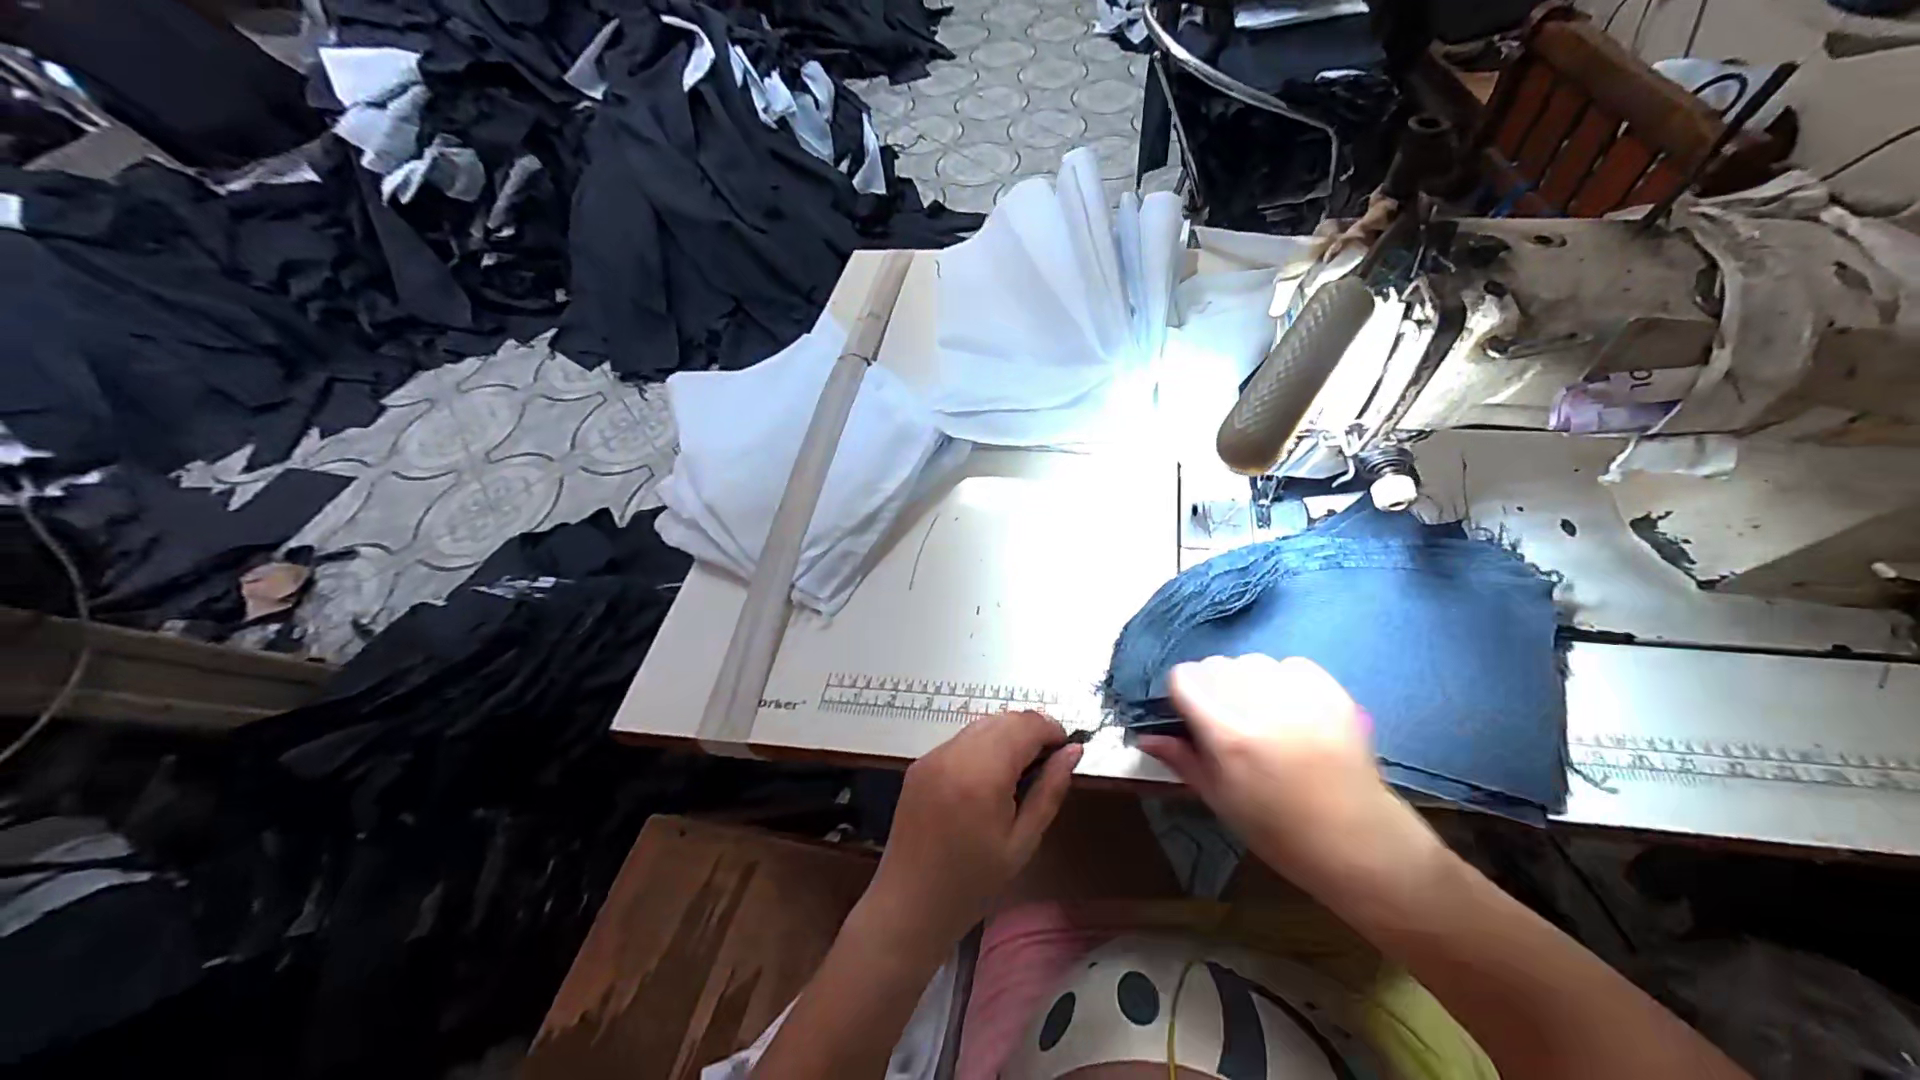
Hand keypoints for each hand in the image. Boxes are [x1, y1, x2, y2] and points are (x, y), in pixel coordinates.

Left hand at [860, 711, 1081, 951]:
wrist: (910, 903)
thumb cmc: (973, 882)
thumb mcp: (1023, 841)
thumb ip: (1050, 790)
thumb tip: (1073, 752)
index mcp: (982, 774)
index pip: (1025, 725)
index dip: (1052, 730)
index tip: (1066, 750)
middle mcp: (953, 754)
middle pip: (1004, 718)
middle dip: (1031, 731)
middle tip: (1047, 763)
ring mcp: (932, 756)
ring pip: (981, 725)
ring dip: (1007, 736)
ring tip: (1019, 773)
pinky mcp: (920, 763)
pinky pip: (960, 740)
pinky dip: (982, 746)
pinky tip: (988, 779)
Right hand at [1138, 655, 1429, 896]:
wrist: (1355, 842)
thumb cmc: (1275, 828)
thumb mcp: (1218, 798)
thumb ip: (1181, 758)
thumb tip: (1144, 736)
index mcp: (1228, 734)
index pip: (1184, 676)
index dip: (1182, 692)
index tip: (1191, 716)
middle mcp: (1261, 706)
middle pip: (1216, 665)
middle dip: (1213, 687)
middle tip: (1227, 720)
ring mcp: (1301, 697)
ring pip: (1253, 661)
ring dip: (1248, 681)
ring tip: (1261, 713)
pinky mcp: (1333, 694)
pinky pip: (1291, 665)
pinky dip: (1284, 679)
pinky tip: (1291, 709)